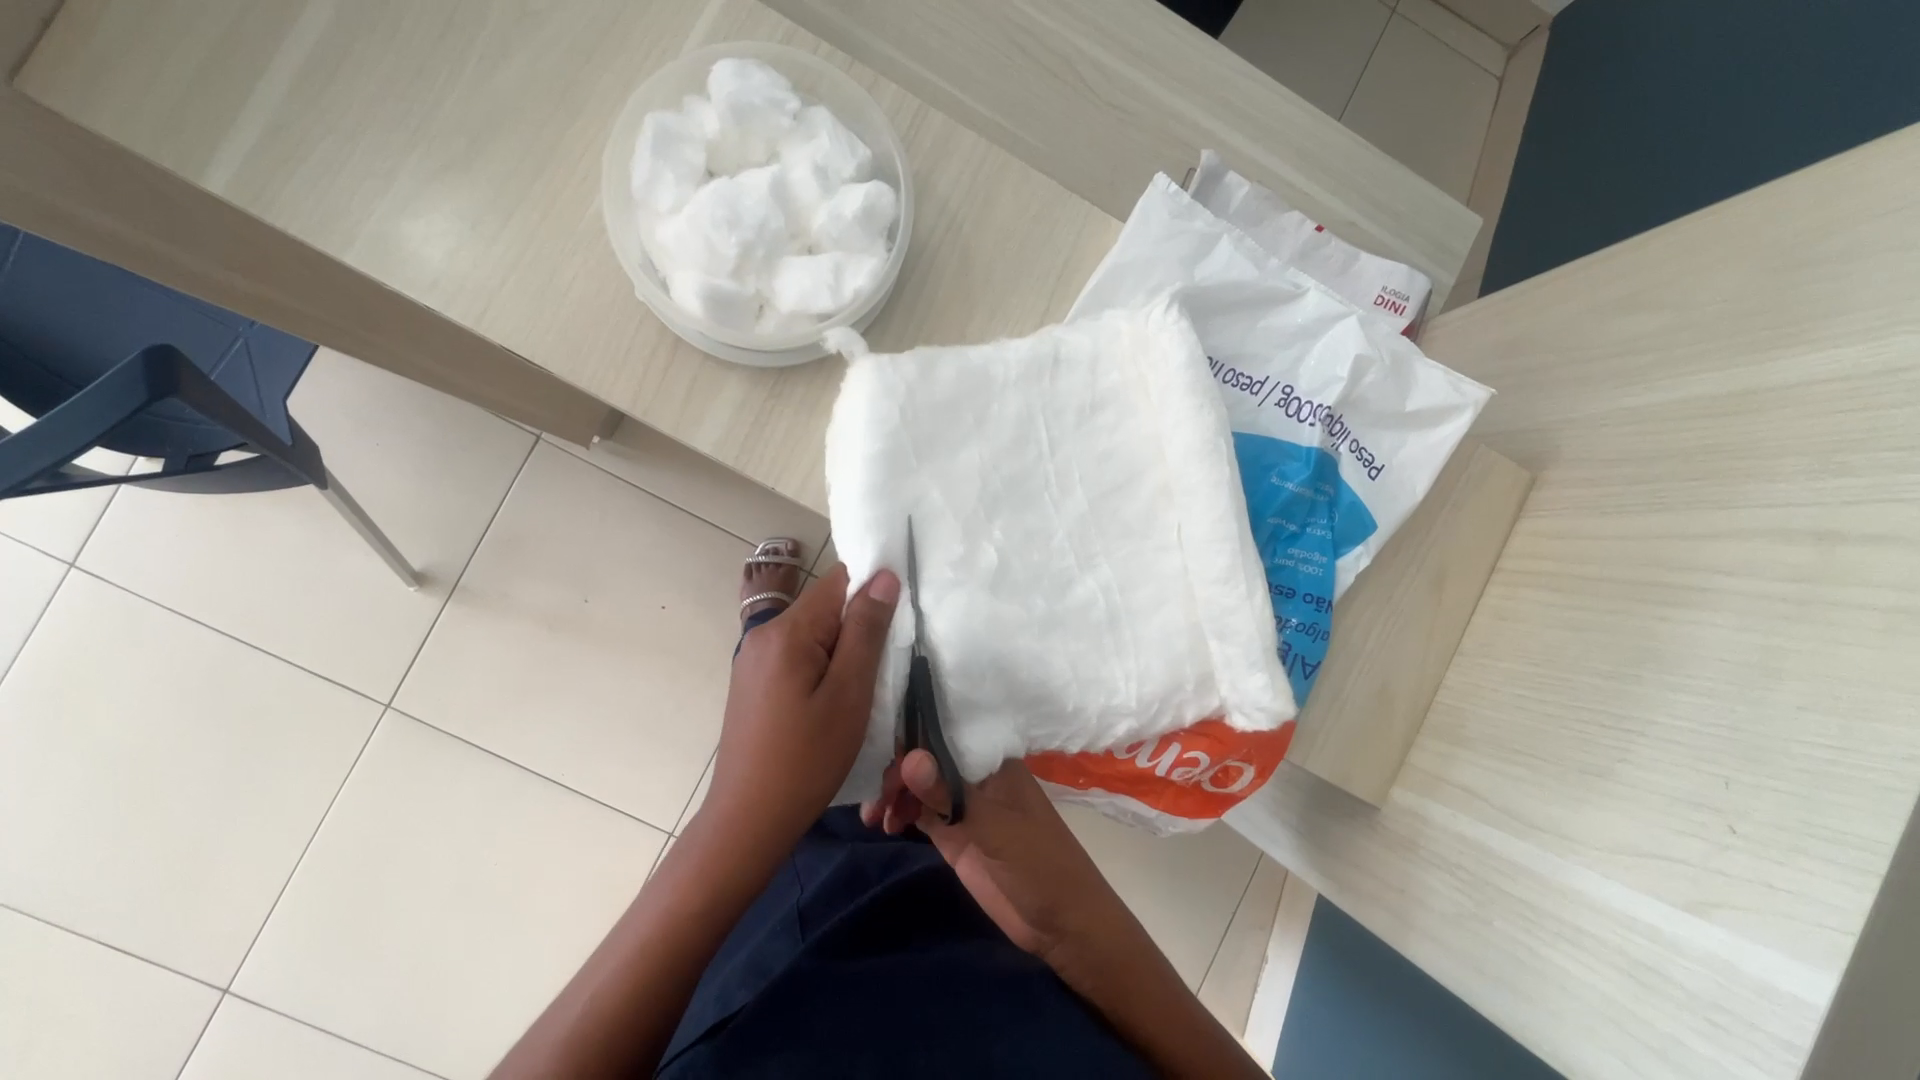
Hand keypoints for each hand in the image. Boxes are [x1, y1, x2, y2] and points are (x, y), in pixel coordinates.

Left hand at [706, 564, 898, 851]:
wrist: (749, 820)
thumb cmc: (807, 759)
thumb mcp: (849, 694)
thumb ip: (866, 631)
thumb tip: (883, 575)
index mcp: (787, 631)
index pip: (838, 580)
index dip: (874, 588)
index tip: (904, 616)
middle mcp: (764, 636)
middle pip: (825, 607)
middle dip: (860, 625)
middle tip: (891, 663)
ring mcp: (754, 660)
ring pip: (813, 635)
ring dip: (844, 651)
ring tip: (867, 687)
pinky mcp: (754, 684)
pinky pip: (798, 657)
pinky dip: (824, 668)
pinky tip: (837, 702)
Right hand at [861, 751, 1128, 963]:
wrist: (1062, 924)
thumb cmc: (1041, 866)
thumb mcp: (996, 830)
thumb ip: (952, 795)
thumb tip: (910, 757)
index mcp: (992, 761)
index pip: (945, 731)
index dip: (911, 733)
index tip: (877, 746)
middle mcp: (974, 776)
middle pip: (926, 757)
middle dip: (895, 769)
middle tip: (876, 798)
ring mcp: (963, 805)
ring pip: (918, 784)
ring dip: (893, 792)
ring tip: (874, 817)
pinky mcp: (954, 833)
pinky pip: (919, 812)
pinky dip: (898, 813)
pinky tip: (884, 824)